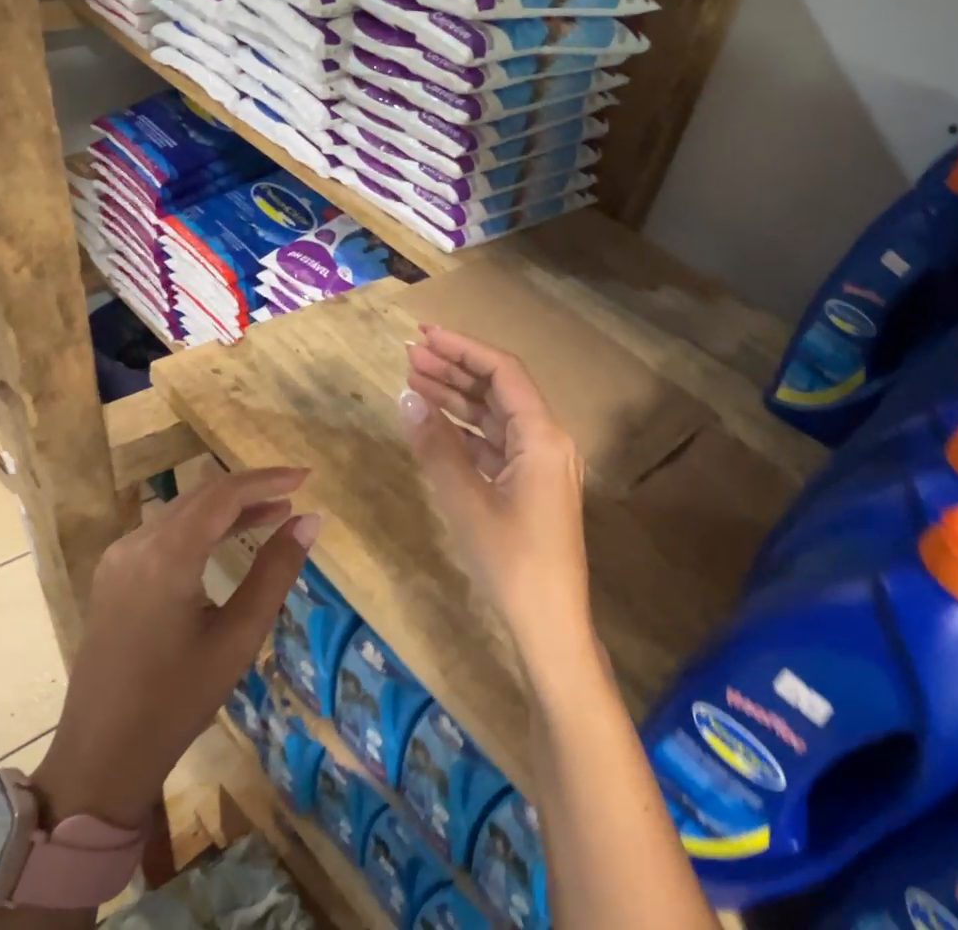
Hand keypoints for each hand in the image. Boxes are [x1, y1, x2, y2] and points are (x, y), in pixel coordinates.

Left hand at [30, 468, 321, 827]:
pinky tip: (224, 543)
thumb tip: (310, 521)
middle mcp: (135, 544)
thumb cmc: (179, 698)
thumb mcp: (238, 636)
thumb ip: (275, 572)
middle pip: (199, 497)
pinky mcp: (112, 579)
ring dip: (225, 510)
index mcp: (166, 555)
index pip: (223, 495)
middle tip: (295, 495)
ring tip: (273, 515)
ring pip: (179, 514)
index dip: (267, 480)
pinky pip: (162, 535)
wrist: (104, 752)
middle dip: (249, 491)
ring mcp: (117, 560)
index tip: (307, 477)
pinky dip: (199, 529)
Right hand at [400, 326, 592, 660]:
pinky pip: (497, 446)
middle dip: (455, 370)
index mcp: (544, 436)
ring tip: (413, 381)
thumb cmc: (510, 560)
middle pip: (500, 391)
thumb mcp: (465, 500)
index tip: (423, 335)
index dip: (462, 349)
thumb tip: (408, 397)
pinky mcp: (532, 488)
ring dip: (458, 400)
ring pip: (497, 419)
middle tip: (408, 356)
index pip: (503, 372)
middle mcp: (549, 441)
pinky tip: (435, 425)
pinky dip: (467, 433)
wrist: (548, 621)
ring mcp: (542, 466)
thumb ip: (436, 445)